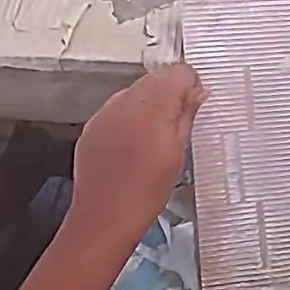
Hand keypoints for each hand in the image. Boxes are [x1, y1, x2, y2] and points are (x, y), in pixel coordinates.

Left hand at [69, 64, 206, 240]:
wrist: (105, 217)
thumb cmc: (146, 191)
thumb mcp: (177, 154)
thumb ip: (187, 116)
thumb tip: (198, 93)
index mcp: (151, 106)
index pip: (178, 72)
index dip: (191, 85)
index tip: (195, 105)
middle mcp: (124, 101)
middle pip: (155, 78)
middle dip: (171, 94)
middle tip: (179, 125)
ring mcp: (104, 113)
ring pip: (135, 92)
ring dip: (150, 105)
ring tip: (156, 140)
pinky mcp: (92, 127)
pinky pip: (116, 110)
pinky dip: (129, 118)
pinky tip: (134, 146)